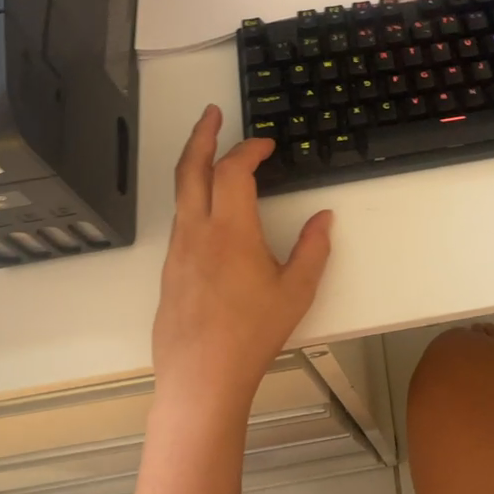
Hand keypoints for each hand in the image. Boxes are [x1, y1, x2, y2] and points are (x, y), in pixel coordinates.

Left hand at [154, 105, 333, 407]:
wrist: (201, 378)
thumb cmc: (251, 335)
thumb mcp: (297, 291)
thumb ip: (314, 248)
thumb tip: (324, 218)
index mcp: (230, 231)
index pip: (234, 170)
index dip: (249, 149)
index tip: (267, 146)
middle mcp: (197, 232)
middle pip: (190, 168)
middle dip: (202, 135)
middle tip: (212, 114)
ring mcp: (177, 250)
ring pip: (181, 193)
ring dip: (195, 165)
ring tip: (211, 154)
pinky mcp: (169, 270)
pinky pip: (180, 220)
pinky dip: (193, 198)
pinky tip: (210, 211)